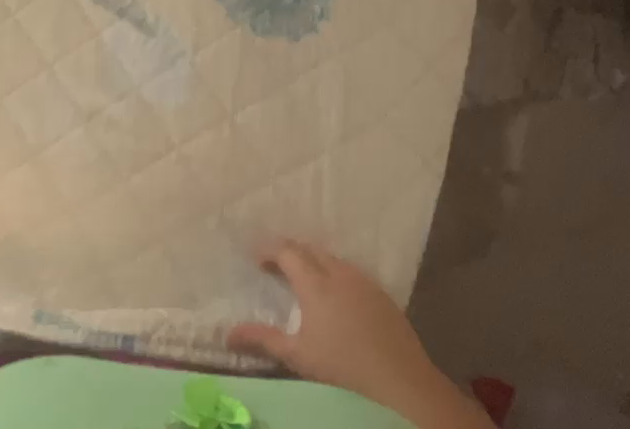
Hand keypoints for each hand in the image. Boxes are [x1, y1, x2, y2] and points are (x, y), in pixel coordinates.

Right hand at [227, 240, 490, 428]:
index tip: (256, 259)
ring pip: (333, 258)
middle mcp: (339, 273)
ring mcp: (364, 282)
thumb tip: (227, 334)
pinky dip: (335, 272)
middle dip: (290, 251)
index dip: (269, 250)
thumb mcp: (298, 356)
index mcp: (315, 284)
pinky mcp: (382, 294)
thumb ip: (262, 340)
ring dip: (314, 260)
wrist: (402, 382)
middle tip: (275, 265)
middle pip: (310, 248)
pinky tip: (336, 293)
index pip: (287, 251)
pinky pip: (352, 271)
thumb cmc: (344, 367)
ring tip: (303, 277)